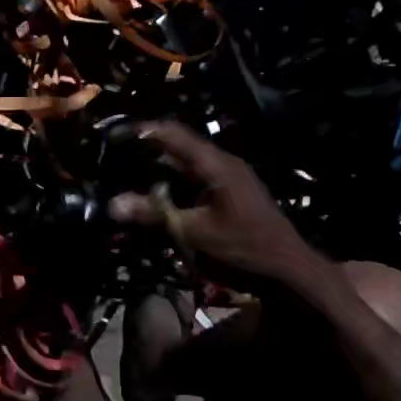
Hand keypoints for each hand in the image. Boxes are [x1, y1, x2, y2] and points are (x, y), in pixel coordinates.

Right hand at [107, 122, 326, 287]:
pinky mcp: (231, 193)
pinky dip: (175, 182)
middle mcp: (224, 164)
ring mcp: (230, 178)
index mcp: (217, 166)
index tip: (115, 134)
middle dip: (148, 149)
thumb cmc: (243, 248)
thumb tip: (113, 204)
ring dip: (161, 167)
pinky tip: (159, 196)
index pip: (175, 135)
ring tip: (130, 173)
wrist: (287, 269)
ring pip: (188, 164)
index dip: (144, 130)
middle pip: (180, 147)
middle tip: (117, 156)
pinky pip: (197, 179)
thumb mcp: (194, 232)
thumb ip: (154, 214)